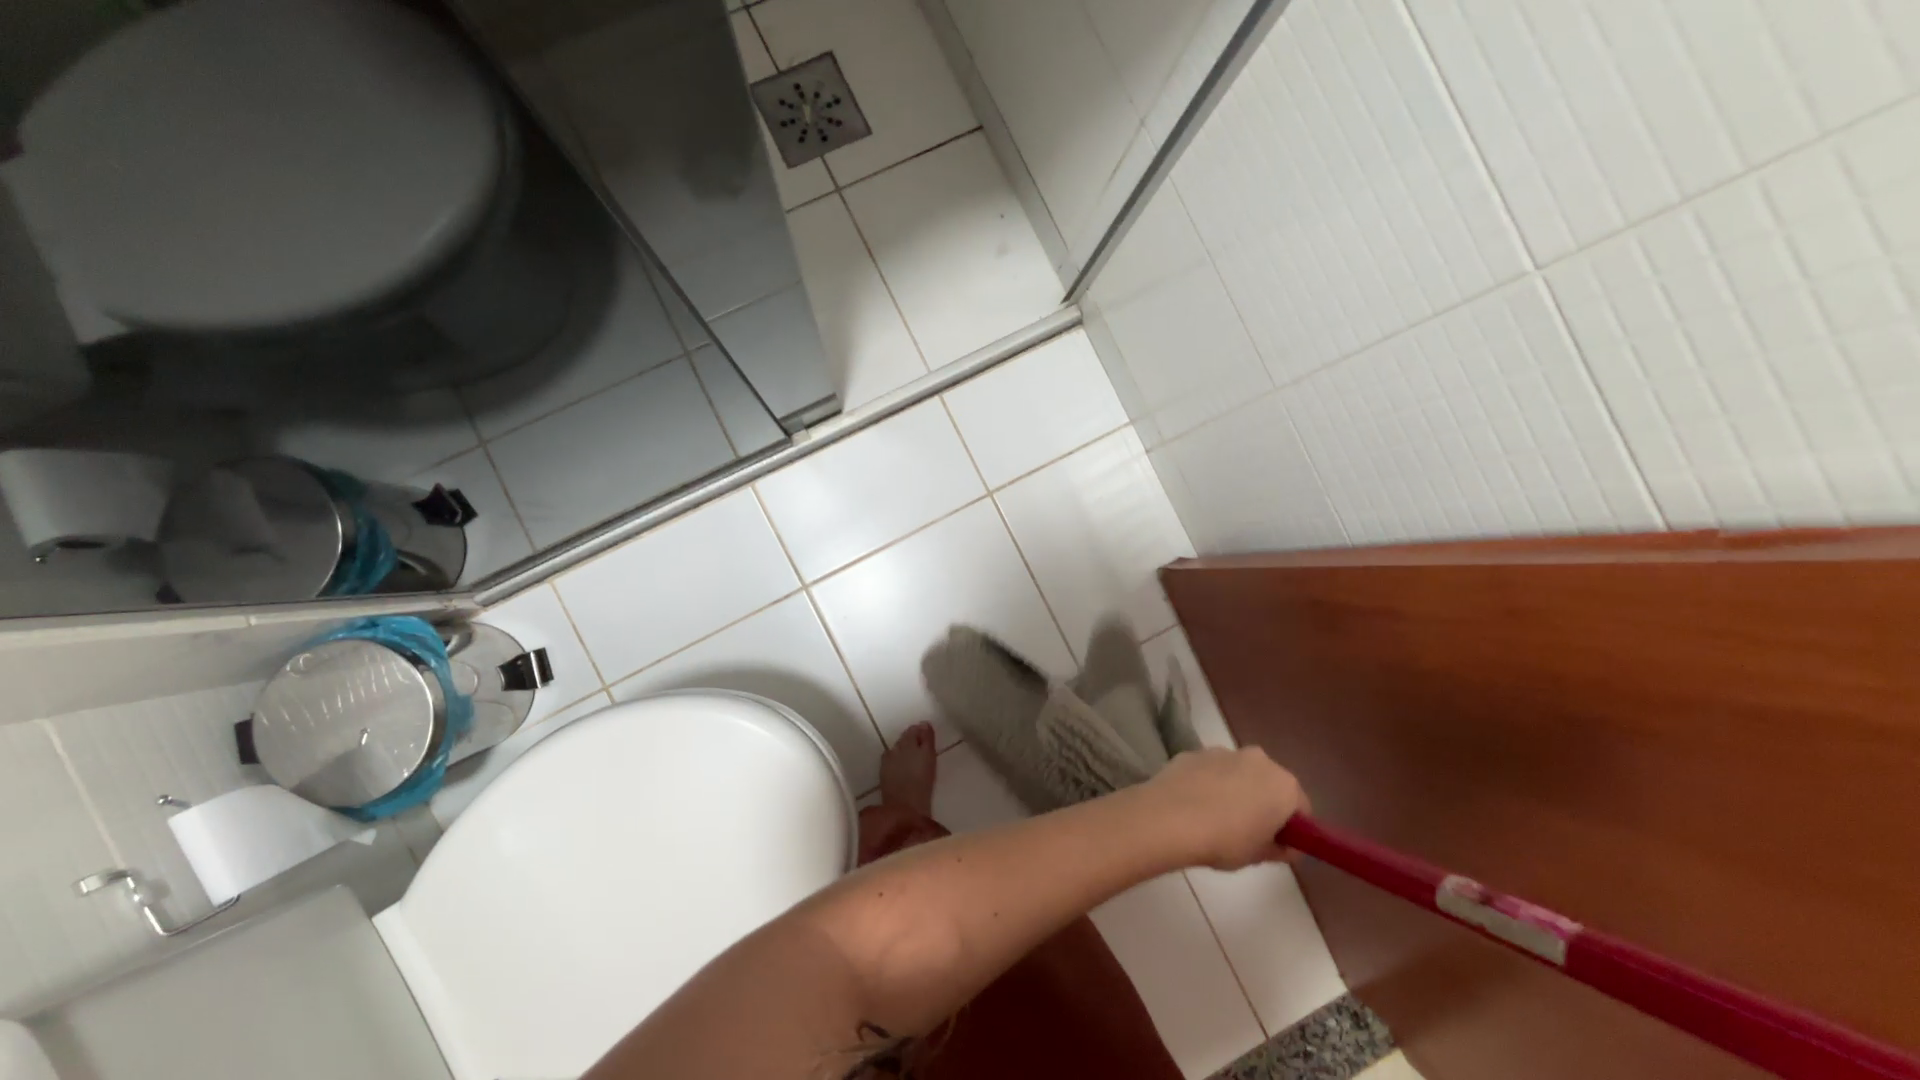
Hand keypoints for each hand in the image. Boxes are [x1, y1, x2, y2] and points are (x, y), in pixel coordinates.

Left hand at [1141, 747, 1309, 870]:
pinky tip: (1192, 805)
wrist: (1169, 818)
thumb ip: (1280, 850)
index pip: (1300, 808)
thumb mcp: (1258, 855)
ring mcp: (1224, 752)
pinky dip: (1207, 783)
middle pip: (1269, 784)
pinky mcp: (1194, 752)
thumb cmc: (1224, 840)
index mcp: (1283, 785)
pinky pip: (1209, 770)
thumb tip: (1289, 848)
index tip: (1279, 844)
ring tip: (1214, 818)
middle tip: (1248, 831)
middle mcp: (1258, 760)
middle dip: (1263, 803)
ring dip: (1234, 789)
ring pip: (1238, 773)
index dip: (1293, 828)